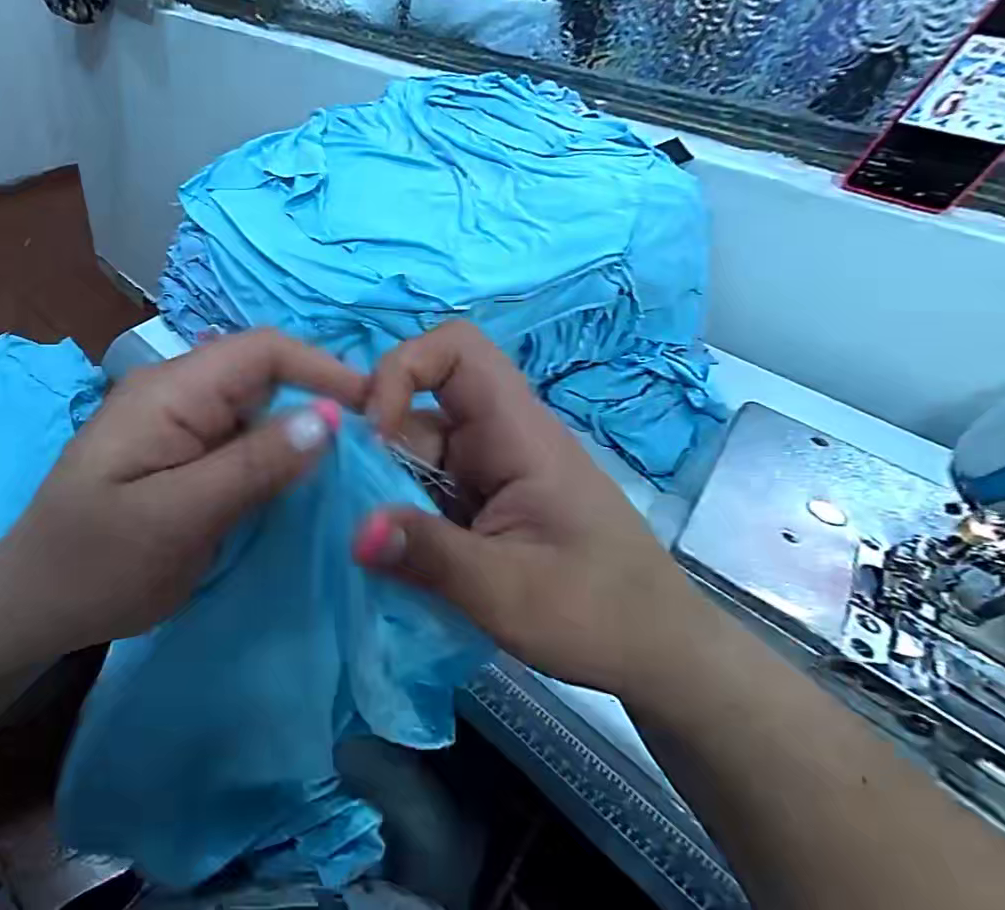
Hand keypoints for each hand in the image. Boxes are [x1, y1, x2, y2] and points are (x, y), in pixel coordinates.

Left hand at [3, 328, 364, 648]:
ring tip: (350, 465)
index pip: (262, 350)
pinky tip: (305, 481)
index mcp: (170, 391)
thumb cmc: (94, 562)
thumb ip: (250, 467)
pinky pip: (247, 439)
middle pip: (266, 372)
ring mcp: (182, 422)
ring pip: (262, 406)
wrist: (34, 603)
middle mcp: (178, 392)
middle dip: (322, 398)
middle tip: (371, 447)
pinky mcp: (188, 453)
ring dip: (305, 429)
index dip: (324, 370)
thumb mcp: (175, 518)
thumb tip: (329, 420)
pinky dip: (282, 454)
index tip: (375, 412)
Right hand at [354, 322, 691, 687]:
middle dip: (374, 451)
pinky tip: (380, 554)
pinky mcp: (479, 508)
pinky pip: (423, 493)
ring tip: (357, 542)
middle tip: (345, 509)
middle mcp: (497, 441)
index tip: (375, 433)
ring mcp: (486, 476)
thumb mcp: (508, 591)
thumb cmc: (601, 613)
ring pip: (413, 456)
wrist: (659, 653)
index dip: (403, 368)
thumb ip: (430, 555)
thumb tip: (353, 530)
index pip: (458, 351)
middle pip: (418, 411)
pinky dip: (396, 516)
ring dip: (380, 491)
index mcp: (517, 434)